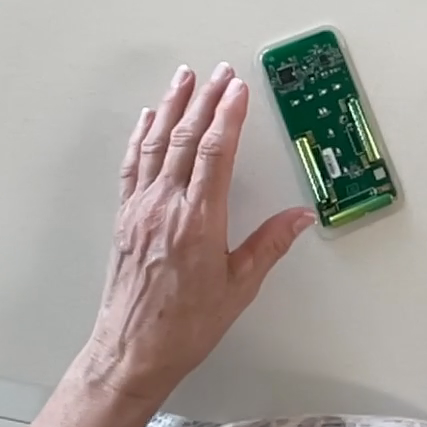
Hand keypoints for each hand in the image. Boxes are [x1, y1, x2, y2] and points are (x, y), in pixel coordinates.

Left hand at [76, 63, 316, 404]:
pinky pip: (133, 164)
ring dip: (172, 106)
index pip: (214, 153)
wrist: (130, 353)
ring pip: (156, 143)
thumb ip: (270, 245)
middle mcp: (167, 206)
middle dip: (205, 100)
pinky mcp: (126, 216)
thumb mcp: (239, 288)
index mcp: (199, 221)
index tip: (238, 89)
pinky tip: (149, 117)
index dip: (228, 115)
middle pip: (186, 138)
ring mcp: (142, 208)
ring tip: (184, 77)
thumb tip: (301, 216)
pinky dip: (141, 135)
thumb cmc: (186, 326)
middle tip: (220, 72)